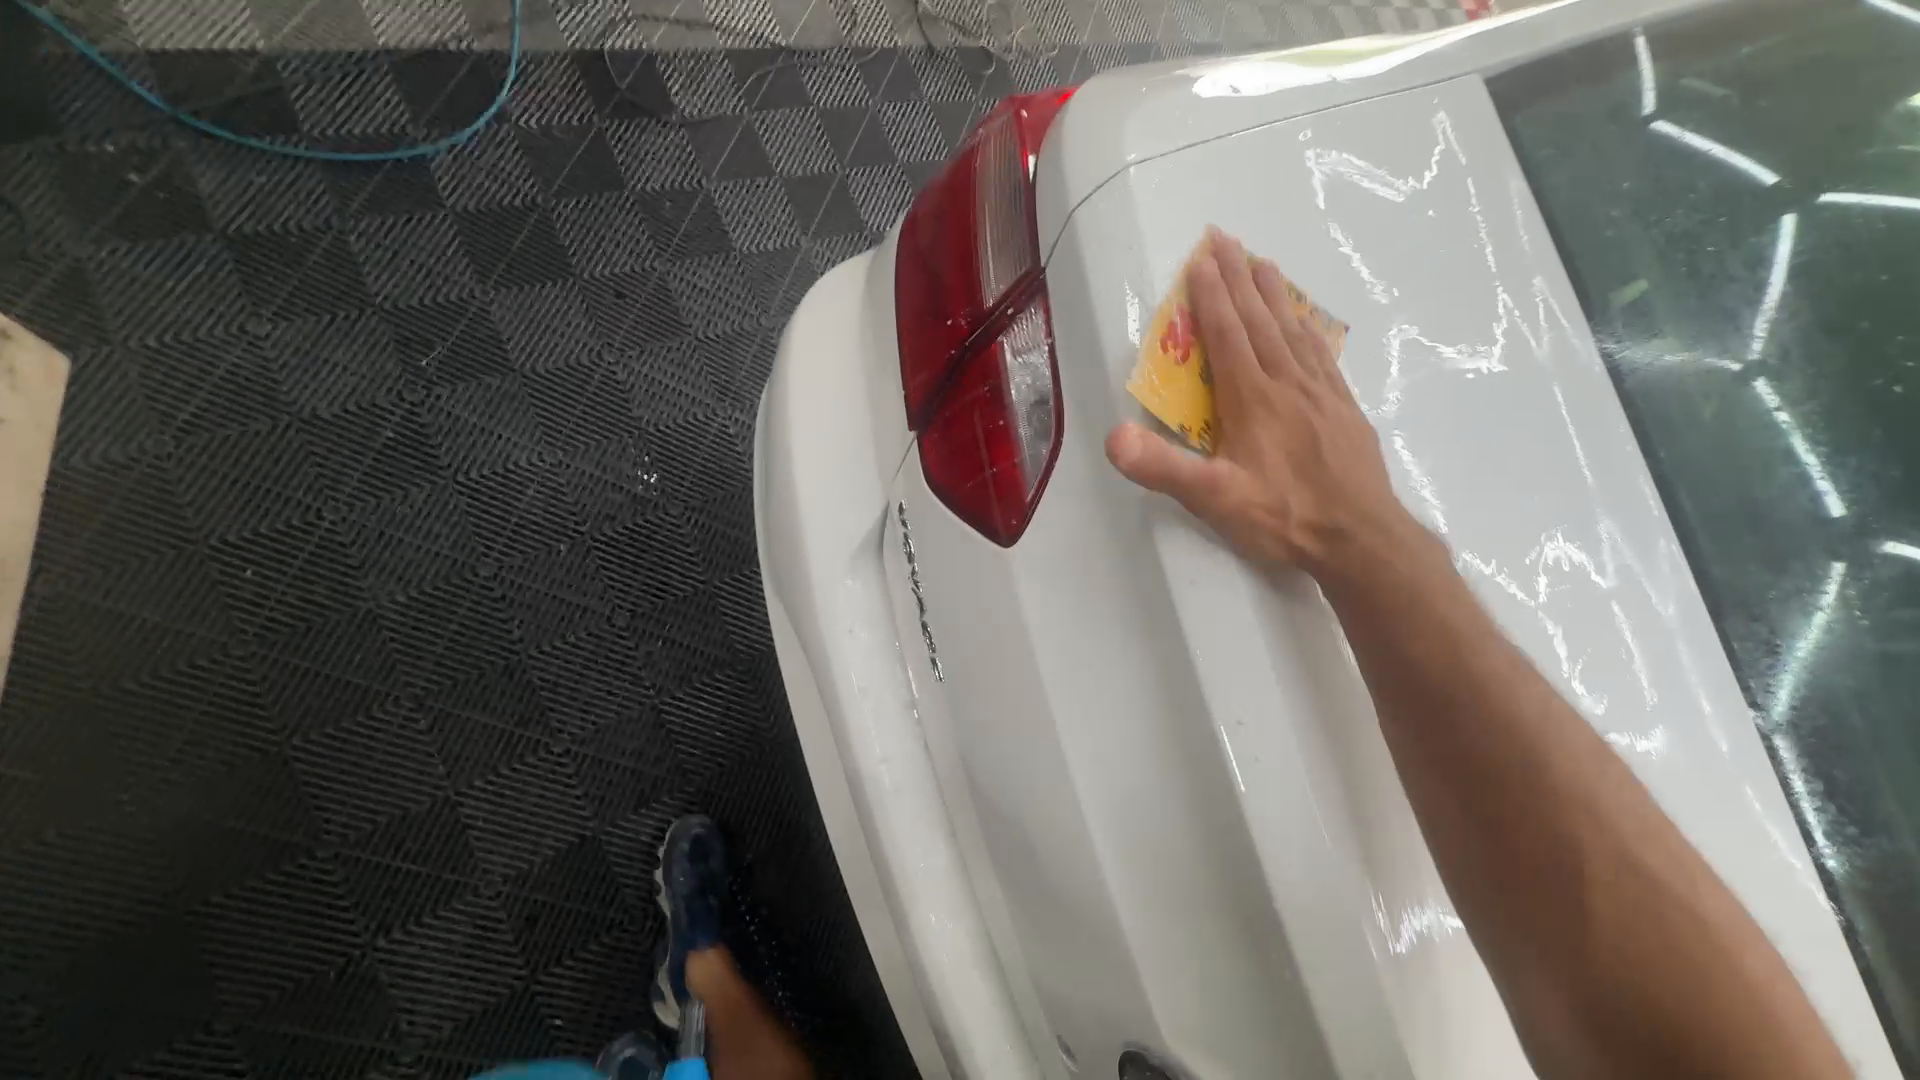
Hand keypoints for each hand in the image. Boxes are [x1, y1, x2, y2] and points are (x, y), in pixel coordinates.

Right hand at [1106, 228, 1419, 577]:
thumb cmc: (1283, 516)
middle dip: (1239, 277)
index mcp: (1252, 398)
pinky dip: (1307, 327)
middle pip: (1259, 319)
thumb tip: (1113, 437)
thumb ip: (1162, 467)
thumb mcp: (1213, 498)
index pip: (1226, 334)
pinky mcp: (1343, 408)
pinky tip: (1306, 323)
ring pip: (1293, 330)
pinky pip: (1321, 354)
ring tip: (1264, 264)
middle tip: (1227, 239)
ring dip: (1275, 294)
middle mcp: (1287, 383)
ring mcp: (1321, 393)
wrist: (1361, 538)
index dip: (1211, 295)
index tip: (1201, 258)